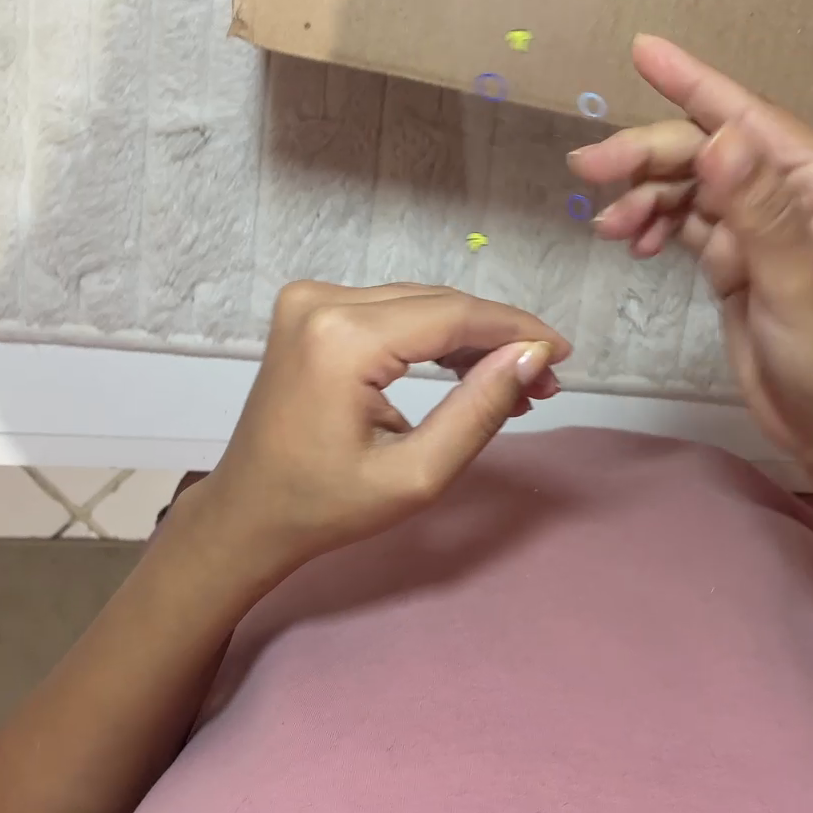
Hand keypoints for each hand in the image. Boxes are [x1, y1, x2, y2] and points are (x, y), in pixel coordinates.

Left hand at [187, 281, 567, 571]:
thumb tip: (532, 356)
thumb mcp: (416, 474)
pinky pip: (391, 313)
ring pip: (418, 305)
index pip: (453, 315)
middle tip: (544, 381)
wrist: (249, 512)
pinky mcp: (310, 311)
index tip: (563, 355)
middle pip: (438, 304)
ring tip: (515, 382)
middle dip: (497, 339)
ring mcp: (310, 301)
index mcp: (342, 339)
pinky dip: (432, 339)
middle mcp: (322, 300)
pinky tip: (468, 369)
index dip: (516, 330)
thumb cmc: (328, 507)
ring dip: (469, 339)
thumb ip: (479, 410)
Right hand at [568, 36, 812, 470]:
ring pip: (690, 189)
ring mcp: (761, 227)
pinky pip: (687, 226)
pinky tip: (633, 242)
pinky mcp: (738, 262)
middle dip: (646, 157)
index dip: (690, 83)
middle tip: (585, 170)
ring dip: (645, 199)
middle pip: (705, 153)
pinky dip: (656, 227)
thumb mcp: (798, 282)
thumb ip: (759, 210)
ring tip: (609, 228)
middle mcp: (790, 192)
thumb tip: (719, 136)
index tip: (640, 50)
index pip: (744, 118)